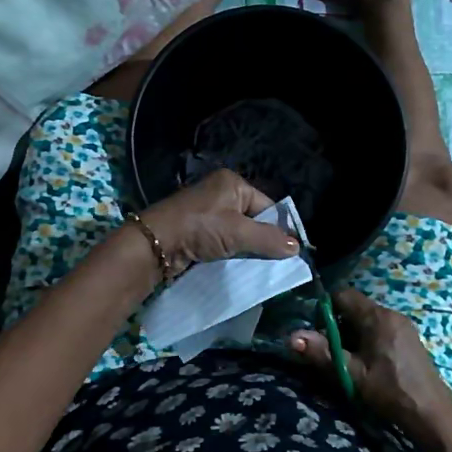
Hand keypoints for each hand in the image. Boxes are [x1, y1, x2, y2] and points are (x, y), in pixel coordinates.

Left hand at [137, 169, 299, 276]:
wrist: (154, 245)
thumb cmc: (199, 228)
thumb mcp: (238, 232)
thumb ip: (269, 239)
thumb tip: (297, 247)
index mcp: (233, 183)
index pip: (268, 206)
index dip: (279, 229)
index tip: (289, 252)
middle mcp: (222, 194)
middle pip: (255, 220)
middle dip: (263, 241)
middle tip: (275, 262)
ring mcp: (208, 213)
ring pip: (240, 234)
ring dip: (247, 250)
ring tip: (259, 268)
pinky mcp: (198, 231)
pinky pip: (225, 242)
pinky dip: (232, 254)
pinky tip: (239, 267)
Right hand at [287, 288, 451, 440]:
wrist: (430, 411)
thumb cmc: (390, 391)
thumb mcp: (352, 374)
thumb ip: (323, 353)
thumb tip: (292, 336)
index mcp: (377, 317)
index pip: (343, 295)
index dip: (325, 309)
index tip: (317, 331)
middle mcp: (392, 314)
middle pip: (356, 307)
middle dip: (338, 324)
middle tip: (330, 350)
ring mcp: (403, 325)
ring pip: (368, 318)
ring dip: (353, 334)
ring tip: (347, 360)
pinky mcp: (409, 338)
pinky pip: (381, 327)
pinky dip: (368, 339)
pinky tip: (367, 363)